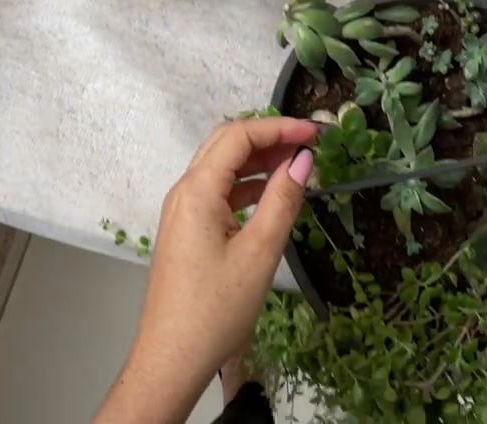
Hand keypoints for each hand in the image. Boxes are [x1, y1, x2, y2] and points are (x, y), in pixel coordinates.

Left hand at [94, 116, 316, 423]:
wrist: (171, 360)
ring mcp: (183, 209)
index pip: (239, 136)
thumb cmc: (215, 309)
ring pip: (222, 166)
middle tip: (307, 143)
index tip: (315, 133)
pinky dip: (247, 184)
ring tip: (297, 164)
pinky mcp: (188, 229)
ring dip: (258, 159)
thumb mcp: (259, 254)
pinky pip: (219, 190)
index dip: (279, 127)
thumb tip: (303, 159)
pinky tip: (273, 194)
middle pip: (227, 143)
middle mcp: (185, 190)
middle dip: (268, 136)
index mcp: (197, 189)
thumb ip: (282, 200)